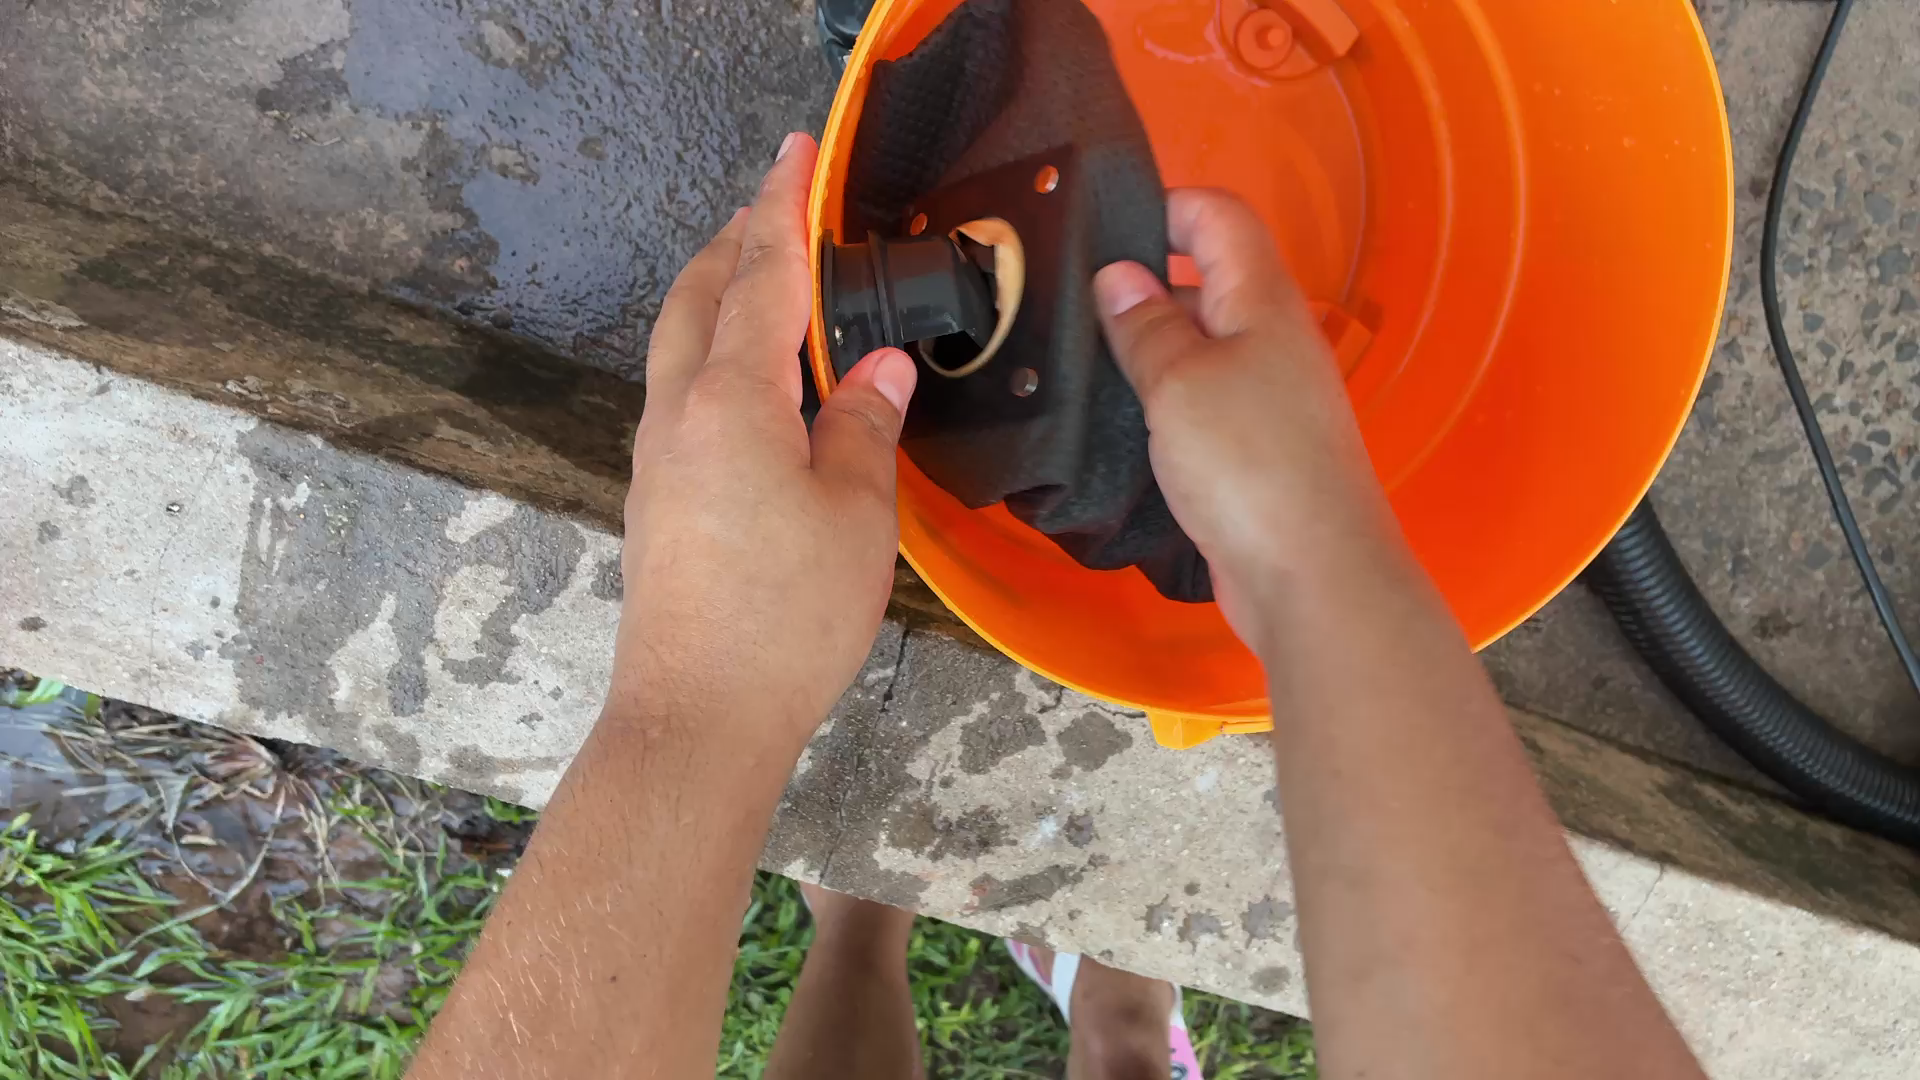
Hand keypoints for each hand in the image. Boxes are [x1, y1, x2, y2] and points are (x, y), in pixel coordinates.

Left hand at [608, 132, 918, 749]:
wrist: (700, 714)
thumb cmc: (789, 613)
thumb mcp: (856, 514)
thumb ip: (864, 425)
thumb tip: (878, 367)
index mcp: (732, 402)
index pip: (762, 279)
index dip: (783, 209)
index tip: (798, 152)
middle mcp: (679, 415)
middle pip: (697, 298)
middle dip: (735, 242)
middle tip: (778, 211)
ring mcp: (658, 458)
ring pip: (680, 346)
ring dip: (719, 297)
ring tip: (767, 284)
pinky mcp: (658, 498)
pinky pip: (683, 394)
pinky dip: (715, 355)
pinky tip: (752, 382)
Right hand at [1093, 189, 1402, 653]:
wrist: (1309, 573)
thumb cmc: (1245, 462)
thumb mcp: (1181, 383)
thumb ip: (1146, 325)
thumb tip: (1117, 274)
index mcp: (1262, 303)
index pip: (1220, 219)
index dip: (1166, 207)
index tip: (1101, 230)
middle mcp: (1269, 341)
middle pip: (1207, 283)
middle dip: (1141, 284)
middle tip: (1067, 304)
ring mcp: (1263, 398)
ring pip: (1197, 348)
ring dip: (1145, 348)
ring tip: (1075, 359)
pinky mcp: (1250, 448)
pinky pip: (1198, 401)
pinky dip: (1159, 399)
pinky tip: (1116, 417)